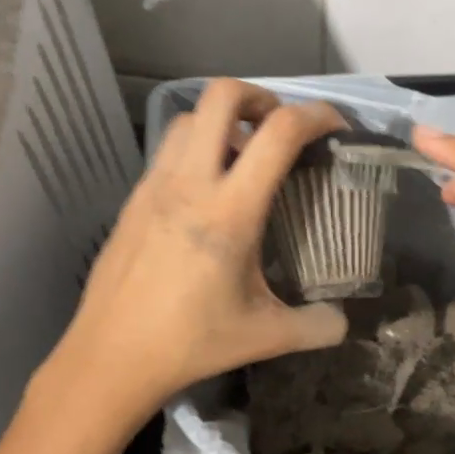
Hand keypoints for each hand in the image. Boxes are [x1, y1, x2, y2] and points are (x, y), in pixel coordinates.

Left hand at [40, 79, 350, 414]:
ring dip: (224, 120)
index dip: (316, 115)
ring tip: (246, 155)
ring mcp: (155, 187)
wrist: (111, 356)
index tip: (336, 127)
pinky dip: (197, 148)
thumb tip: (344, 320)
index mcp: (229, 212)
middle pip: (222, 96)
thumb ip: (317, 326)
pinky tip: (209, 191)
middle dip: (261, 96)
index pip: (278, 133)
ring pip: (190, 118)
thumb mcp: (266, 337)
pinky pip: (169, 150)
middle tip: (281, 126)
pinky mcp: (134, 200)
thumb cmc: (191, 344)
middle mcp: (189, 184)